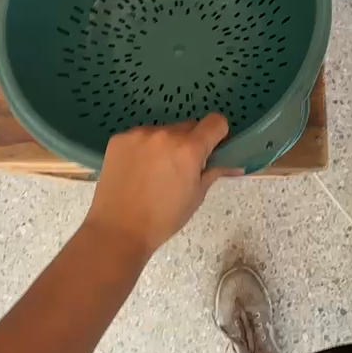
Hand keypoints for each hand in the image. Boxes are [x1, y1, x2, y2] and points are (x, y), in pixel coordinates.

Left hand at [83, 114, 237, 257]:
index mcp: (189, 149)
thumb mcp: (196, 196)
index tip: (212, 149)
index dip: (218, 134)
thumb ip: (213, 172)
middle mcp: (165, 134)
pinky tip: (137, 170)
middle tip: (182, 167)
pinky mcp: (119, 138)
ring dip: (166, 144)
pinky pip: (141, 136)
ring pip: (164, 131)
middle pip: (189, 126)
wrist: (118, 230)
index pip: (215, 122)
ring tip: (155, 171)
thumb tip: (234, 165)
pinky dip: (144, 147)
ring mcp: (139, 134)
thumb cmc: (163, 219)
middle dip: (191, 142)